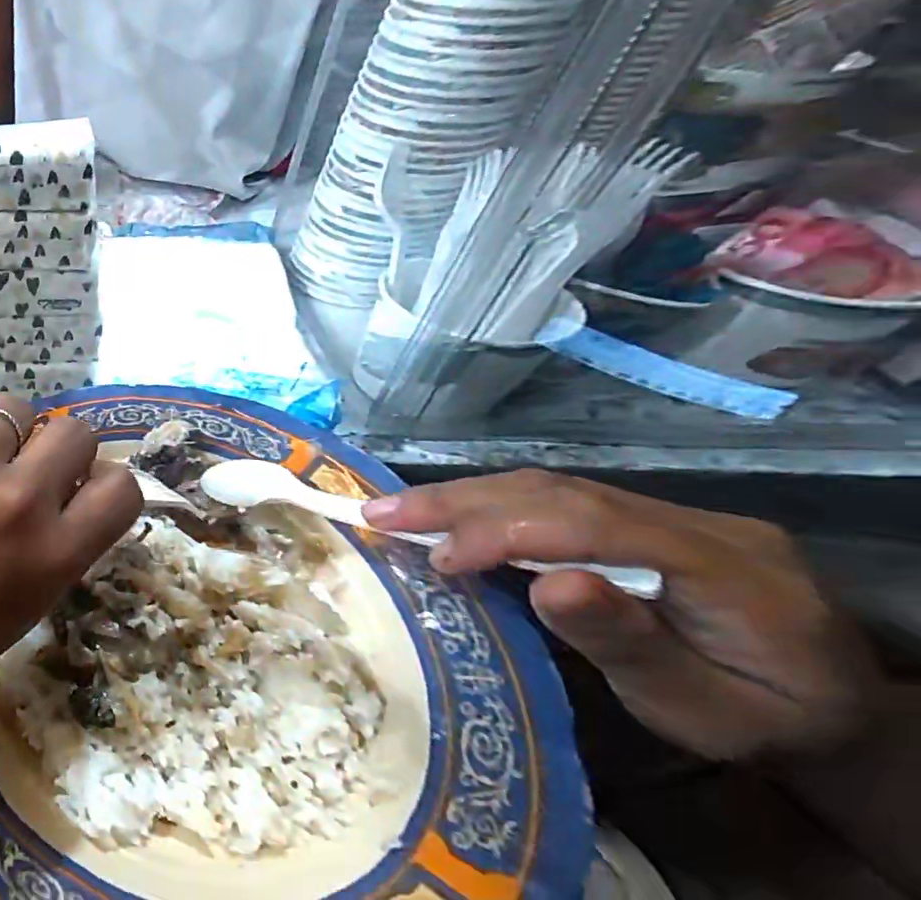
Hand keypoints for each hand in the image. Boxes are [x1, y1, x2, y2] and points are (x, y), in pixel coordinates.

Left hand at [0, 381, 142, 714]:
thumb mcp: (15, 613)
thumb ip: (54, 551)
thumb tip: (67, 495)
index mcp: (52, 556)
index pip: (120, 488)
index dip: (101, 485)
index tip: (76, 490)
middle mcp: (18, 500)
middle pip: (75, 433)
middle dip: (56, 450)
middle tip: (21, 469)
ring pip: (14, 408)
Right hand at [362, 470, 877, 760]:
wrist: (831, 712)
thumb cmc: (763, 724)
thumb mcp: (703, 709)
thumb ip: (632, 642)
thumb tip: (551, 582)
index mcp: (730, 569)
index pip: (595, 524)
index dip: (506, 531)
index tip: (438, 558)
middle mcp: (695, 522)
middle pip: (559, 493)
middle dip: (462, 502)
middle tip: (380, 514)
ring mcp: (668, 513)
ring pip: (547, 488)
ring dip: (463, 498)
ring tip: (392, 510)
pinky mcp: (640, 518)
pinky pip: (552, 500)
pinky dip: (486, 506)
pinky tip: (444, 515)